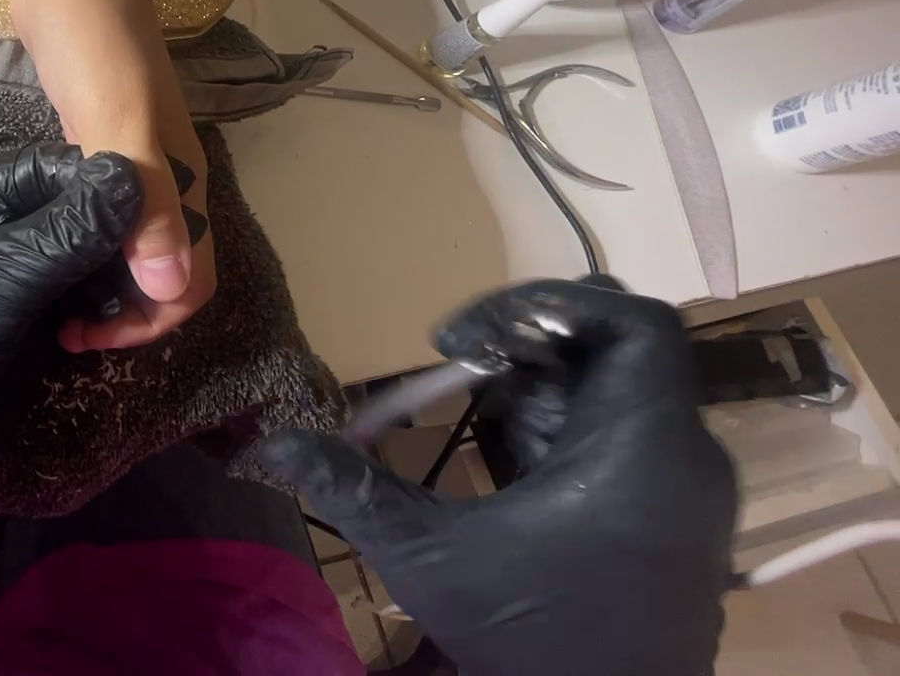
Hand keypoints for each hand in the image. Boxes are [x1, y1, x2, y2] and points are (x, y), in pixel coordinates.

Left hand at [0, 144, 142, 599]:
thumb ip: (65, 232)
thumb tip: (134, 174)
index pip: (59, 167)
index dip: (109, 187)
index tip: (154, 221)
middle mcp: (1, 226)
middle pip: (85, 212)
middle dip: (118, 245)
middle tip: (146, 285)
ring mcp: (21, 273)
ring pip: (95, 258)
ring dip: (115, 285)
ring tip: (120, 322)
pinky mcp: (36, 316)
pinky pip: (88, 297)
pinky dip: (103, 313)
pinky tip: (96, 339)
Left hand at [11, 0, 213, 351]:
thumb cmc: (94, 42)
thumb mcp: (116, 121)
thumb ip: (144, 201)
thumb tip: (167, 289)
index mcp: (183, 180)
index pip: (193, 280)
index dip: (151, 320)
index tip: (91, 335)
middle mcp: (166, 178)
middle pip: (165, 270)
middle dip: (126, 311)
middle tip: (63, 328)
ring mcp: (130, 159)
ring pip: (132, 243)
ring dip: (102, 280)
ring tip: (51, 301)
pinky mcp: (95, 142)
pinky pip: (101, 212)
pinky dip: (82, 242)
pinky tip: (45, 244)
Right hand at [262, 277, 737, 675]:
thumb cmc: (526, 637)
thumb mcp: (423, 555)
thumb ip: (349, 487)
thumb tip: (271, 442)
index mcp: (638, 454)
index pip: (633, 324)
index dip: (546, 301)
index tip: (462, 337)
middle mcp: (668, 453)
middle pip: (608, 344)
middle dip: (519, 336)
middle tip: (451, 353)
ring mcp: (661, 476)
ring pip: (597, 378)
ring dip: (520, 373)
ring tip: (457, 392)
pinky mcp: (642, 496)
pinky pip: (593, 417)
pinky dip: (533, 407)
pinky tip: (486, 431)